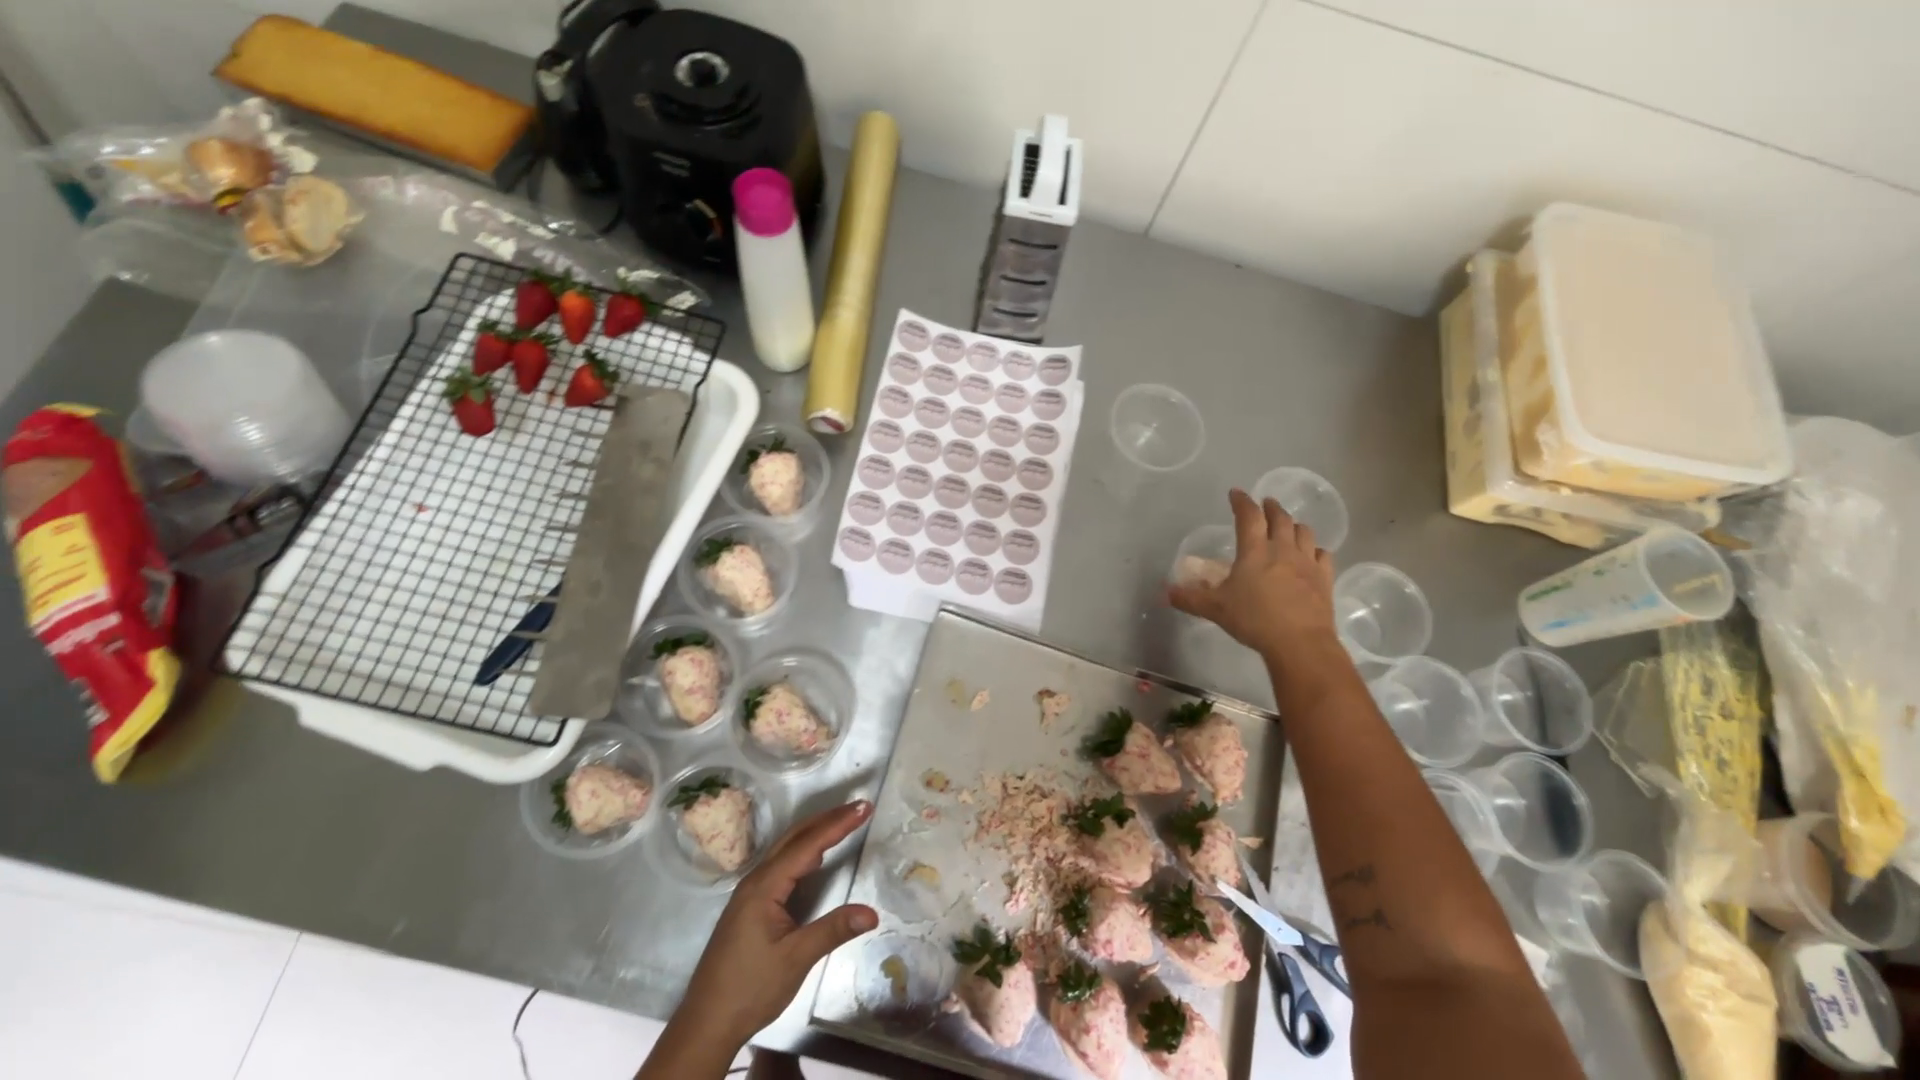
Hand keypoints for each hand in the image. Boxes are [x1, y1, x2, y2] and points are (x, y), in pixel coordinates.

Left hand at [676, 801, 878, 1046]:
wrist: (708, 1020)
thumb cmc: (750, 988)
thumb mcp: (795, 959)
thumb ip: (832, 930)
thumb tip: (872, 912)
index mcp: (763, 887)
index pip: (807, 845)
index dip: (837, 824)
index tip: (864, 807)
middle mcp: (755, 882)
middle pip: (793, 839)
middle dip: (827, 820)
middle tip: (859, 808)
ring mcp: (750, 894)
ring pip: (785, 852)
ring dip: (815, 834)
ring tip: (844, 822)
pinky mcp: (750, 907)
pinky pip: (781, 868)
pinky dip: (803, 853)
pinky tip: (815, 859)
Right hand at [1169, 489, 1337, 663]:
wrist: (1299, 642)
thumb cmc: (1254, 620)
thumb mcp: (1215, 610)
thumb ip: (1190, 599)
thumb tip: (1165, 592)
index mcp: (1254, 551)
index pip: (1248, 516)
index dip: (1242, 501)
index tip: (1236, 493)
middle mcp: (1282, 549)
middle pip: (1280, 518)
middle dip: (1271, 507)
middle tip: (1265, 504)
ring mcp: (1307, 562)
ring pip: (1304, 532)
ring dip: (1294, 525)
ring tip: (1288, 526)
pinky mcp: (1324, 578)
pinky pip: (1323, 555)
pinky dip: (1316, 550)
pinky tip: (1312, 555)